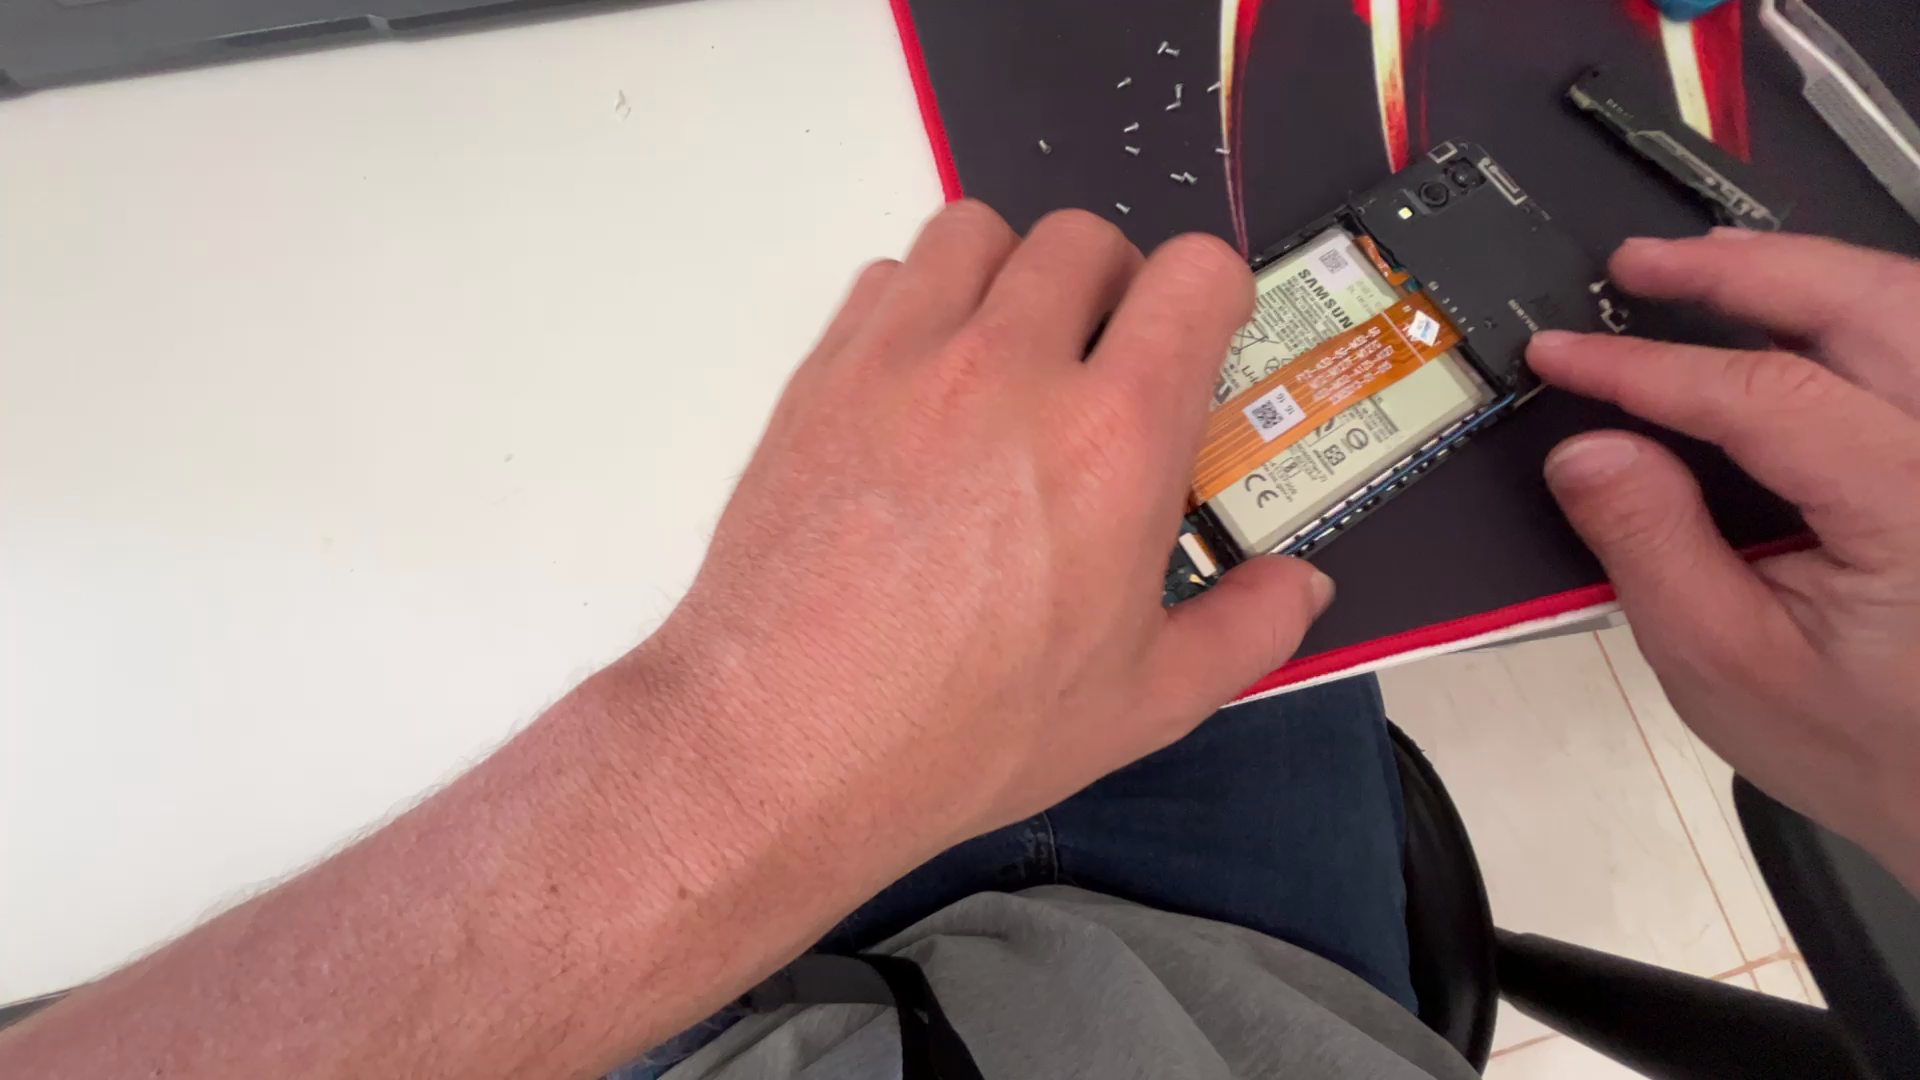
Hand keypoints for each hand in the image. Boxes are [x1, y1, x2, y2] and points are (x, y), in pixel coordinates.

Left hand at [630, 201, 1331, 864]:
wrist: (788, 738)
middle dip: (1111, 287)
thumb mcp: (1139, 705)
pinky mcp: (824, 373)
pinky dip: (920, 303)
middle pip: (1083, 239)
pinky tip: (921, 385)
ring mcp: (904, 359)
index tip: (1200, 332)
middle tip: (1097, 363)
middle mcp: (1009, 369)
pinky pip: (886, 278)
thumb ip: (1244, 631)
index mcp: (1112, 438)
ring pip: (977, 234)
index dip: (1212, 292)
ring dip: (1010, 275)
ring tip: (1006, 356)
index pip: (1194, 277)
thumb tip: (1300, 584)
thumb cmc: (964, 731)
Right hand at [1527, 230, 1919, 888]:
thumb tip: (1586, 448)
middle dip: (1744, 272)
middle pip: (1882, 309)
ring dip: (1804, 276)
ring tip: (1701, 268)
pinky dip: (1863, 314)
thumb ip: (1651, 544)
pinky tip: (1798, 317)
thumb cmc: (1863, 745)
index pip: (1766, 396)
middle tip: (1635, 263)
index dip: (1644, 365)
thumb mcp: (1719, 659)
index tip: (1556, 353)